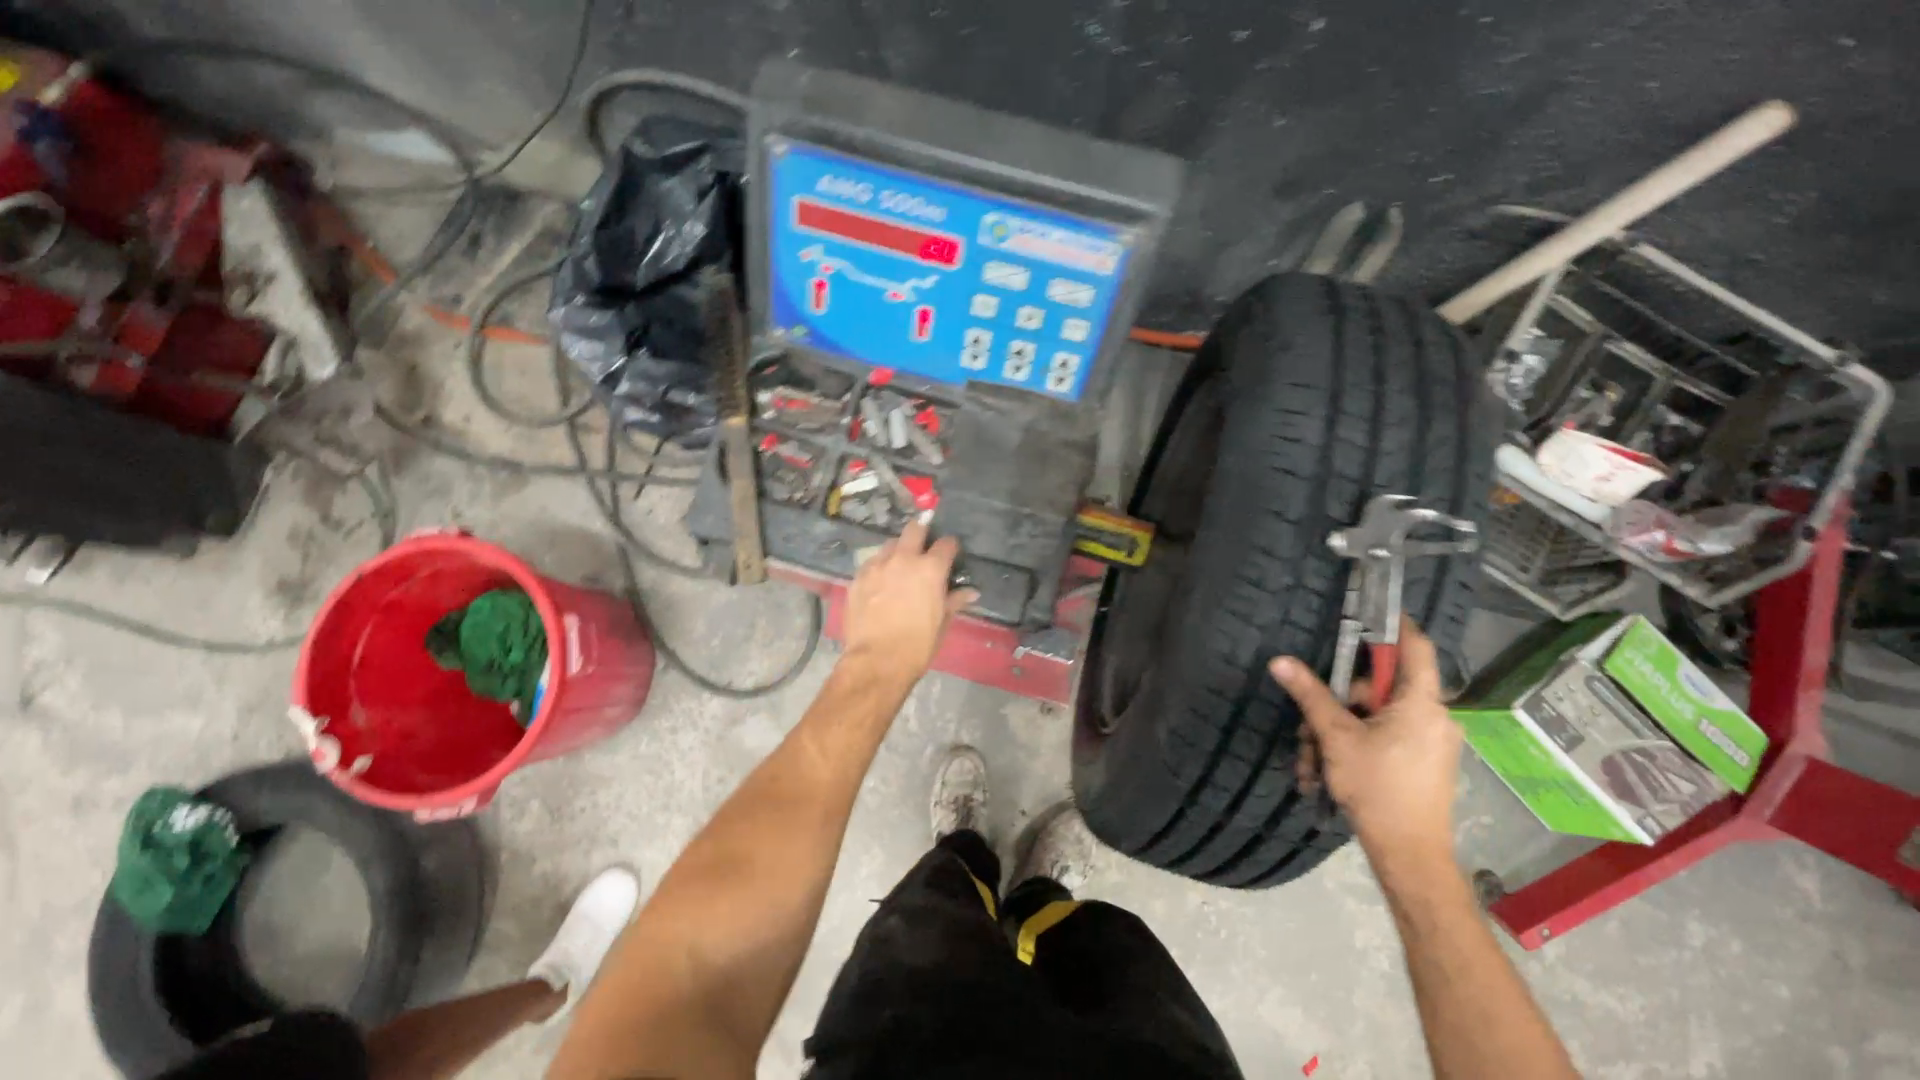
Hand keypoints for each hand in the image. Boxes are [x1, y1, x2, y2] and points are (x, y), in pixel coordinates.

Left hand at [841, 520, 979, 685]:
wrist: (877, 660)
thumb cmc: (917, 645)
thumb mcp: (942, 623)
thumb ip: (954, 601)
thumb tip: (971, 592)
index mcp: (930, 569)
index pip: (946, 544)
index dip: (950, 548)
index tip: (950, 555)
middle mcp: (903, 559)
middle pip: (914, 529)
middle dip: (922, 533)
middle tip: (923, 548)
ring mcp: (877, 566)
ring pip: (890, 544)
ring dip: (898, 551)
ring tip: (899, 567)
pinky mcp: (858, 577)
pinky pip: (871, 563)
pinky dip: (879, 567)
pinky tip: (880, 583)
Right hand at [1268, 618, 1461, 859]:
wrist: (1410, 855)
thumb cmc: (1377, 789)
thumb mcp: (1336, 738)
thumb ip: (1311, 696)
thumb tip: (1281, 661)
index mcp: (1422, 703)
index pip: (1417, 647)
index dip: (1397, 625)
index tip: (1372, 612)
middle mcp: (1435, 718)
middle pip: (1382, 690)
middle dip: (1339, 705)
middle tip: (1310, 728)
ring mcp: (1433, 743)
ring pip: (1378, 720)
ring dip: (1338, 735)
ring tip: (1311, 765)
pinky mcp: (1425, 765)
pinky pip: (1387, 741)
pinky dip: (1356, 750)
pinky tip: (1326, 775)